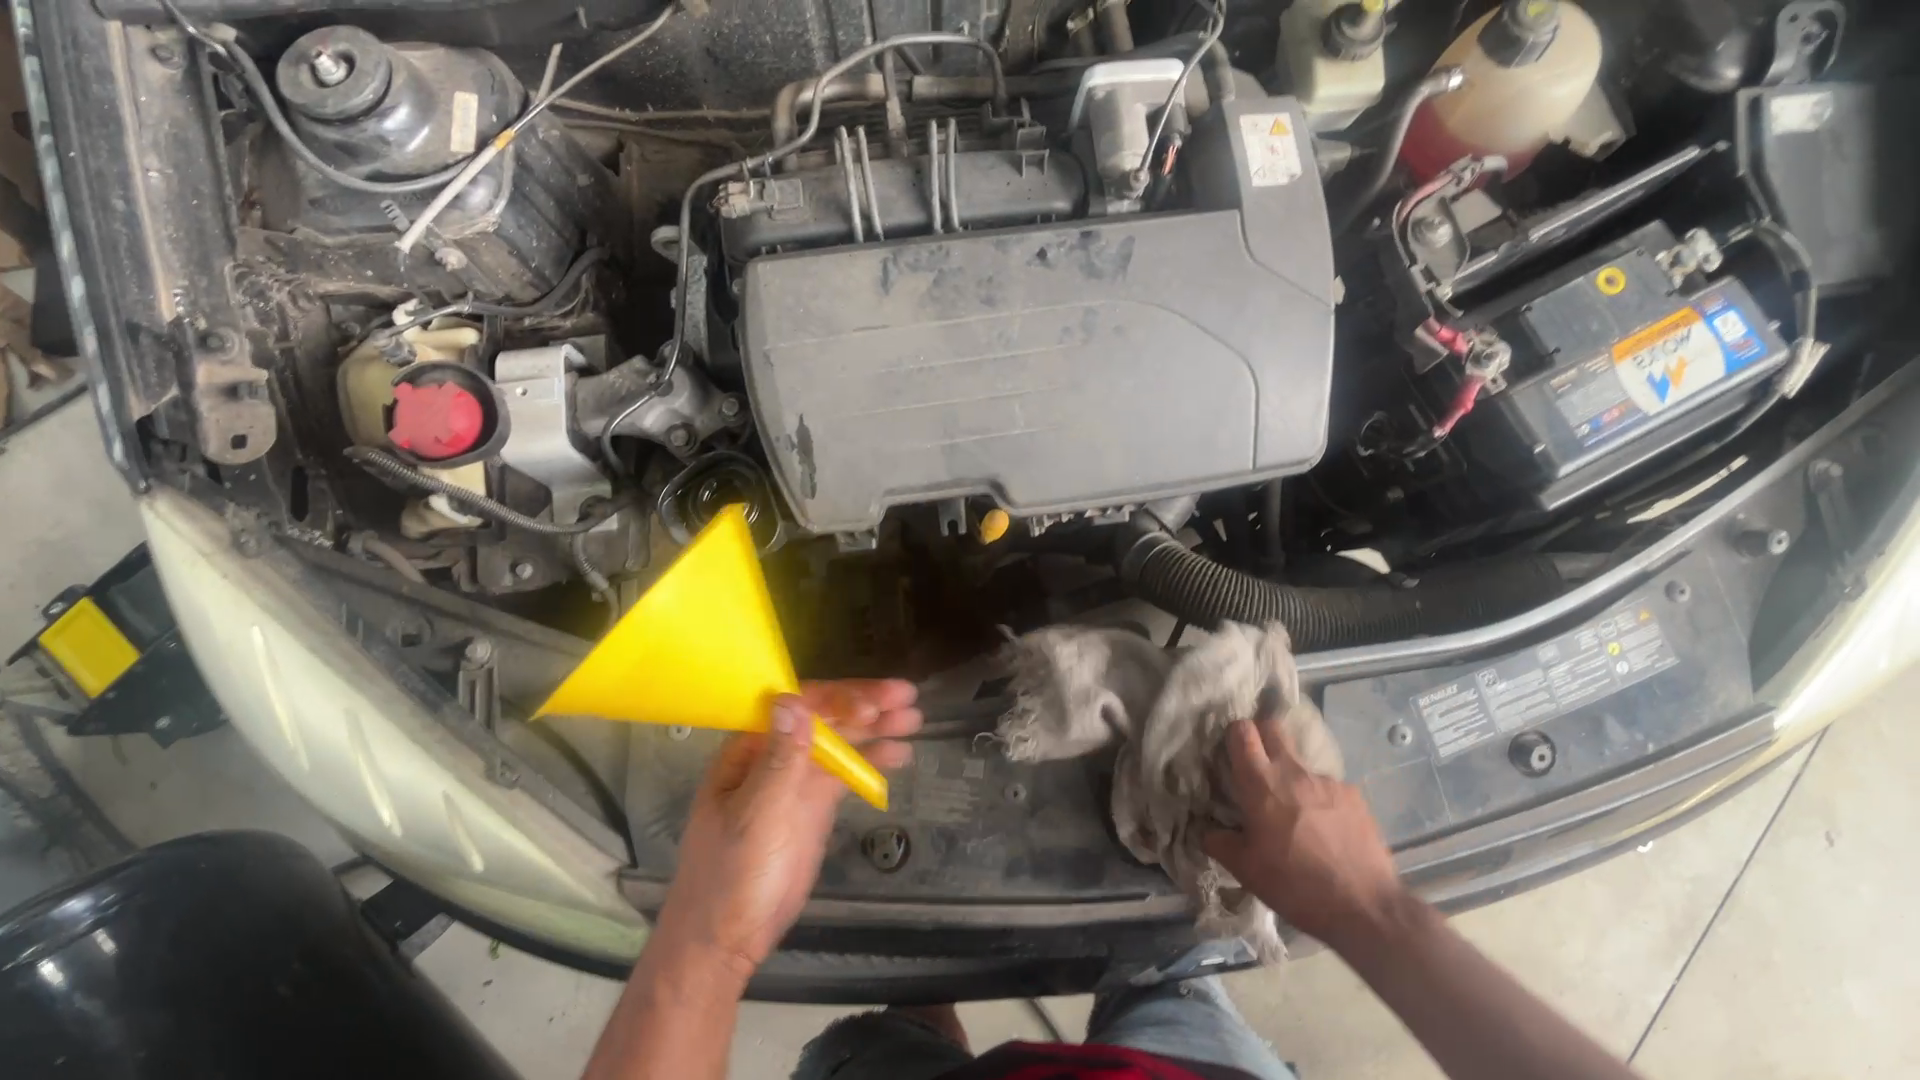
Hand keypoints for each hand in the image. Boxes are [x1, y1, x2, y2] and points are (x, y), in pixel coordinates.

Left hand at [654, 680, 920, 978]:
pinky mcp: (814, 805)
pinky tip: (901, 752)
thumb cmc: (729, 877)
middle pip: (824, 717)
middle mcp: (774, 755)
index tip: (872, 705)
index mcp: (749, 750)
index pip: (796, 706)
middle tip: (906, 696)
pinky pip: (846, 772)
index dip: (836, 699)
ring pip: (840, 741)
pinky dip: (873, 759)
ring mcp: (796, 780)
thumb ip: (779, 761)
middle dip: (864, 704)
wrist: (726, 938)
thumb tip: (793, 700)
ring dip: (876, 726)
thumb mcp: (754, 817)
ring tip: (914, 716)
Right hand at [1203, 713, 1407, 949]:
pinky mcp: (1355, 796)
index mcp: (1260, 784)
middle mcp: (1294, 772)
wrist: (1365, 907)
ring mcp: (1328, 782)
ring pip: (1301, 766)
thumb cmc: (1295, 885)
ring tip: (1298, 819)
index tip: (1230, 751)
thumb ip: (1219, 842)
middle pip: (1273, 729)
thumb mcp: (1245, 870)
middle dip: (1261, 737)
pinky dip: (1320, 802)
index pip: (1242, 732)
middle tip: (1257, 767)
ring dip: (1292, 781)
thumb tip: (1207, 830)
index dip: (1233, 734)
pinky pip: (1328, 789)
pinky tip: (1326, 832)